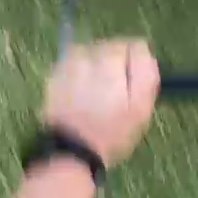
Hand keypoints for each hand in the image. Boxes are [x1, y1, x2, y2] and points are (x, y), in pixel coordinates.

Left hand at [44, 41, 160, 164]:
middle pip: (108, 46)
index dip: (134, 63)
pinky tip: (82, 93)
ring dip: (95, 65)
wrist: (71, 152)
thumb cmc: (112, 133)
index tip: (132, 83)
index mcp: (110, 64)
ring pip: (89, 52)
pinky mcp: (53, 77)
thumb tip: (141, 48)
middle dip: (115, 63)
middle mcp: (86, 58)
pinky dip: (79, 73)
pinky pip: (71, 64)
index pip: (130, 45)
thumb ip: (145, 73)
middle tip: (116, 91)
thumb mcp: (140, 109)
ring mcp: (67, 66)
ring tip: (98, 91)